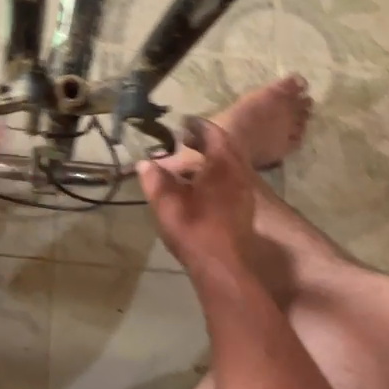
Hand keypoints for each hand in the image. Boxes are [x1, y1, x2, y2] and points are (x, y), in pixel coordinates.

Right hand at [137, 116, 255, 275]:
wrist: (223, 267)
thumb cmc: (195, 228)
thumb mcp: (167, 202)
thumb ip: (155, 179)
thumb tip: (145, 163)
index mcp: (222, 166)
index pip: (214, 135)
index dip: (199, 126)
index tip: (184, 122)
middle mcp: (238, 175)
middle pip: (226, 149)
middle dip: (206, 141)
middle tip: (186, 139)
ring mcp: (244, 194)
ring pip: (230, 167)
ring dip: (212, 160)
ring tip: (190, 162)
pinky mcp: (243, 212)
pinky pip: (231, 182)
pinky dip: (216, 176)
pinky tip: (200, 187)